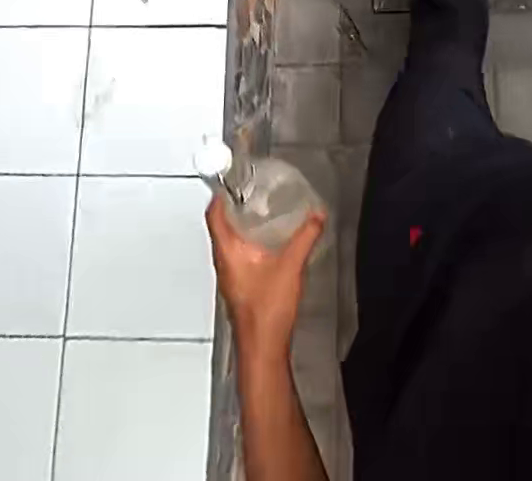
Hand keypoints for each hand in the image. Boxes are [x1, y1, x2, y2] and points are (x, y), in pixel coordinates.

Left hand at [204, 196, 326, 357]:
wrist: (263, 348)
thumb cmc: (266, 312)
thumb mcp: (292, 264)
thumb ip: (306, 235)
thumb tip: (316, 215)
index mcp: (229, 254)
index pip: (214, 219)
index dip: (218, 198)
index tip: (225, 183)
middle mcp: (225, 265)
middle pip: (221, 229)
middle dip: (232, 209)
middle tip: (246, 192)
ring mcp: (232, 277)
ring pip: (230, 244)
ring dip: (241, 227)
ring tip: (260, 212)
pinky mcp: (241, 286)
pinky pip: (240, 257)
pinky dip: (250, 242)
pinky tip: (270, 243)